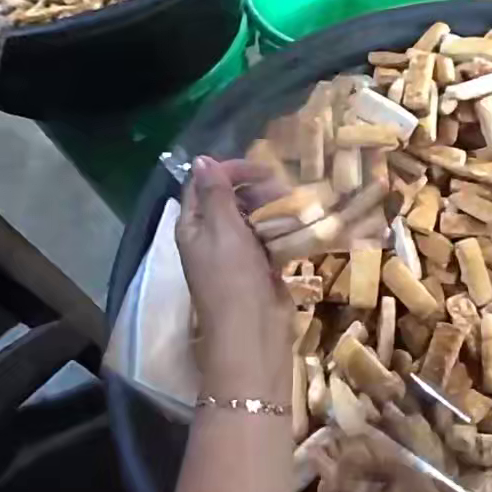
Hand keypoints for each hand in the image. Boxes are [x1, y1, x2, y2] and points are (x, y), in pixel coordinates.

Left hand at [176, 155, 292, 396]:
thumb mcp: (222, 229)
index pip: (204, 185)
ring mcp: (236, 253)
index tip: (263, 169)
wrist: (252, 332)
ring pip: (253, 219)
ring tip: (295, 206)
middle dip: (255, 189)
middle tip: (283, 189)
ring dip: (272, 208)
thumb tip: (201, 159)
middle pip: (230, 200)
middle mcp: (211, 237)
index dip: (229, 171)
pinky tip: (299, 225)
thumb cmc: (232, 279)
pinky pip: (269, 239)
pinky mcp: (259, 267)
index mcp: (193, 227)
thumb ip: (215, 194)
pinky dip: (282, 230)